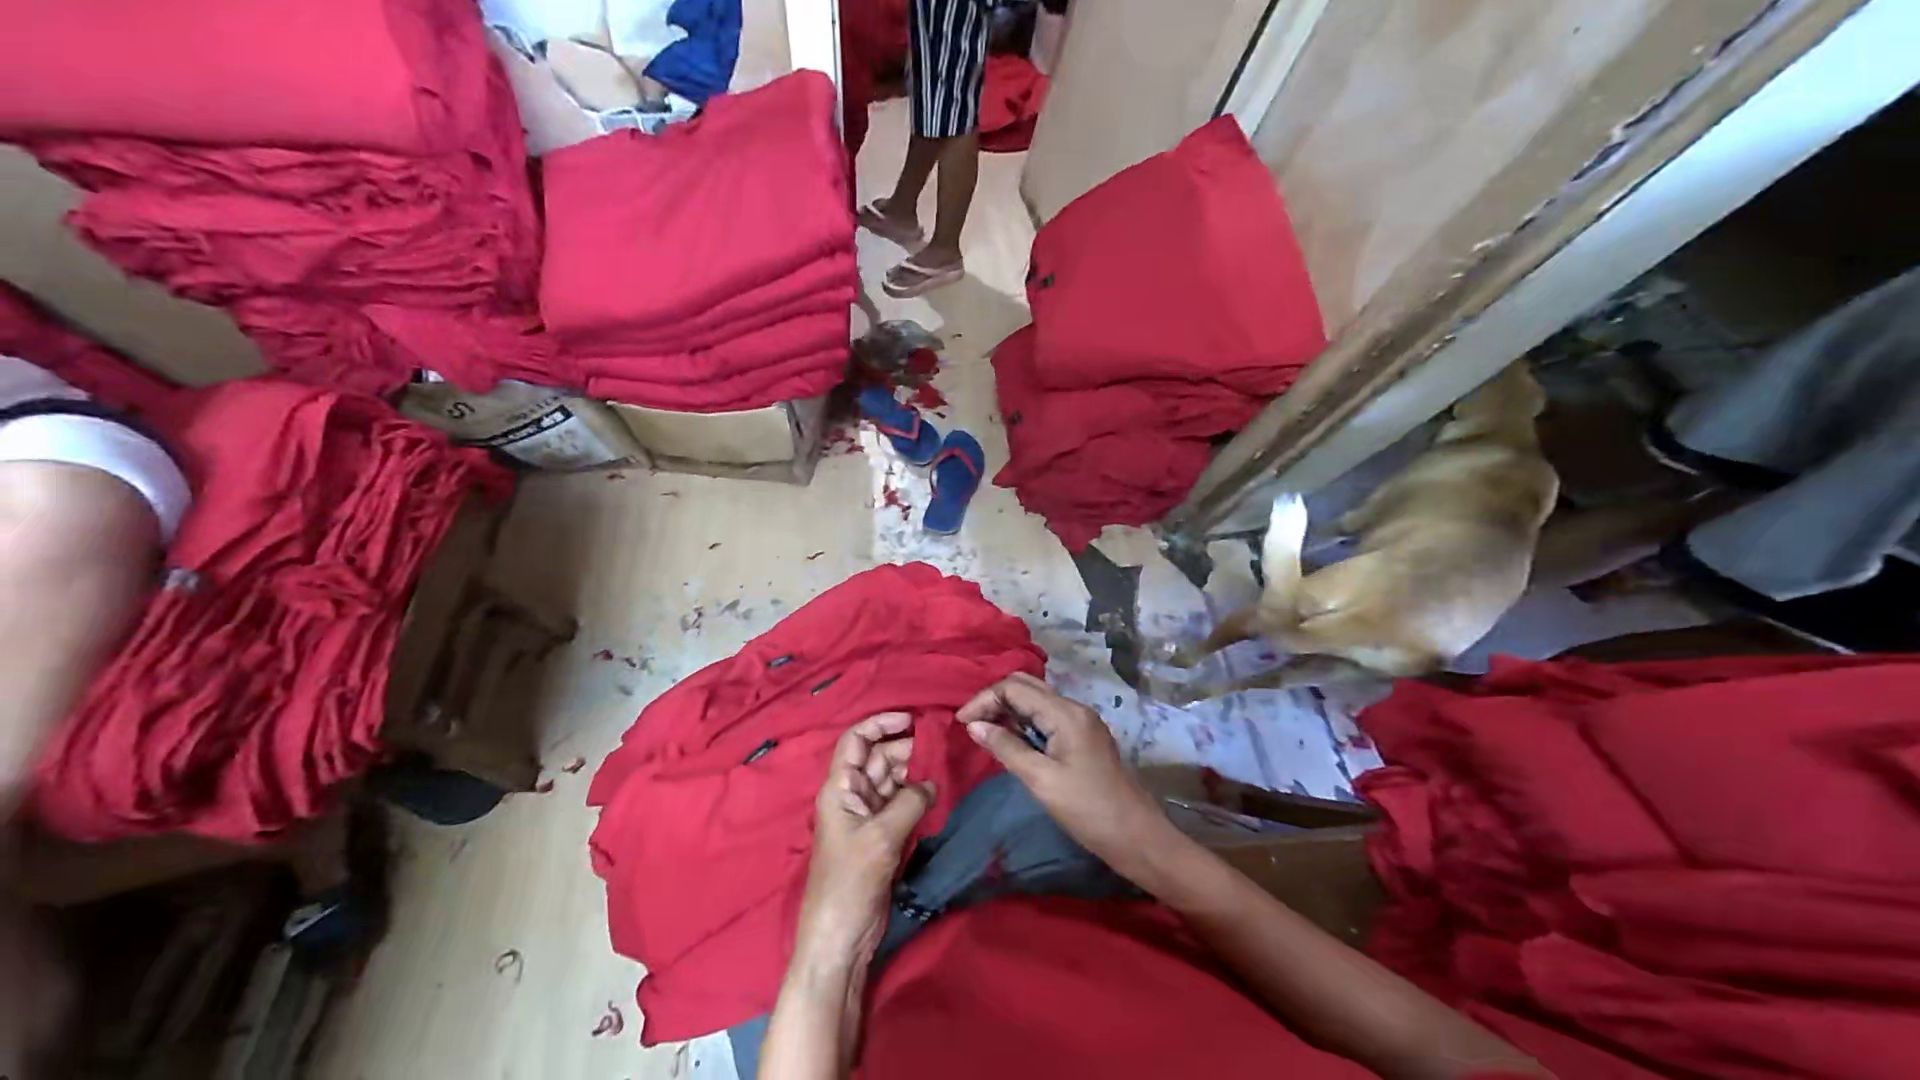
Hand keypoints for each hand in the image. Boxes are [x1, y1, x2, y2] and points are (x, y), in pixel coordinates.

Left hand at [793, 712, 933, 970]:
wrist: (841, 937)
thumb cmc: (851, 881)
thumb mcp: (882, 837)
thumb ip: (910, 802)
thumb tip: (932, 782)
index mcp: (839, 788)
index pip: (855, 741)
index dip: (879, 724)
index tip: (911, 718)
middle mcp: (852, 796)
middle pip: (878, 758)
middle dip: (906, 747)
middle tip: (940, 744)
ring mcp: (867, 817)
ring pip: (892, 780)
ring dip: (914, 771)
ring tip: (943, 763)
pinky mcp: (881, 837)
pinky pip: (901, 804)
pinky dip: (917, 795)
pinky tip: (937, 790)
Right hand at [958, 673, 1177, 884]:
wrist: (1136, 836)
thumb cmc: (1087, 810)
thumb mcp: (1040, 780)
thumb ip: (1006, 747)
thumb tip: (974, 725)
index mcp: (1065, 713)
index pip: (1015, 687)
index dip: (984, 699)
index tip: (962, 724)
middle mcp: (1074, 708)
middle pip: (1026, 686)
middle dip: (995, 699)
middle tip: (972, 725)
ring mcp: (1081, 721)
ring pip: (1037, 700)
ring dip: (1009, 709)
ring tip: (985, 732)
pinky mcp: (1084, 736)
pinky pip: (1047, 716)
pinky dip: (1024, 721)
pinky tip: (1012, 740)